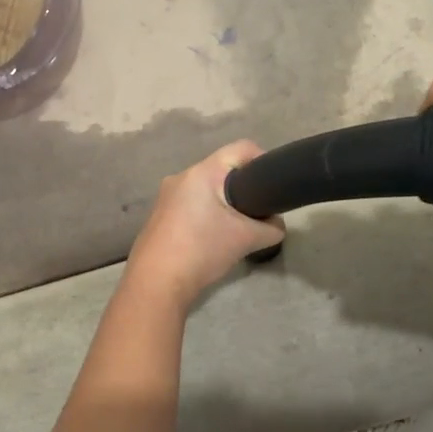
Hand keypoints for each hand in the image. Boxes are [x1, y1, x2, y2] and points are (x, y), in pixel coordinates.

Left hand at [125, 140, 285, 305]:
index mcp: (201, 172)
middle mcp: (180, 177)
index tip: (273, 186)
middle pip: (222, 172)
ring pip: (205, 191)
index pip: (241, 149)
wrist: (156, 282)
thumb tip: (276, 225)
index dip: (263, 161)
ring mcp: (165, 198)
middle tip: (259, 211)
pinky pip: (190, 207)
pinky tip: (212, 239)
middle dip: (243, 189)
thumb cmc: (202, 250)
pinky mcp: (158, 217)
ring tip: (237, 229)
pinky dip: (206, 216)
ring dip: (224, 205)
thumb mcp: (246, 239)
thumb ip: (271, 228)